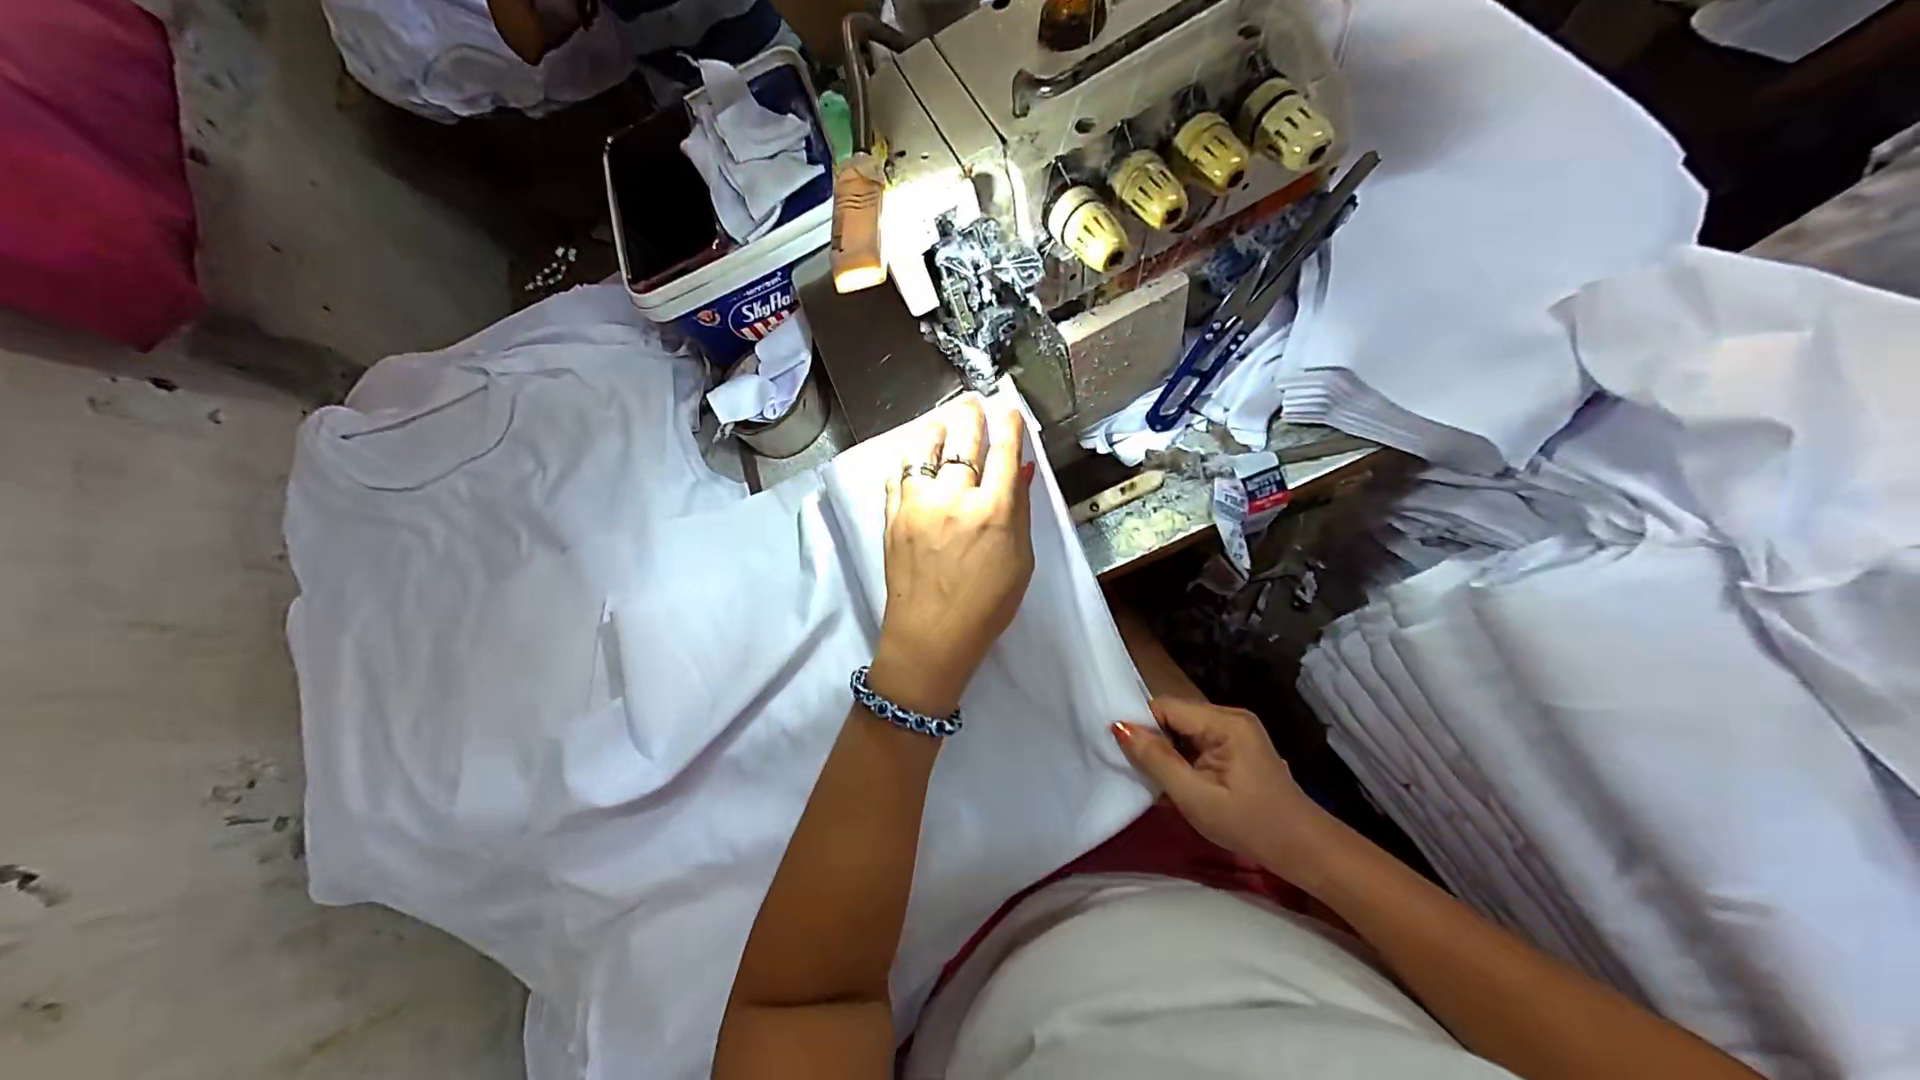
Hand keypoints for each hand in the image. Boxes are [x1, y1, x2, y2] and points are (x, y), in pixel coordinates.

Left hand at [870, 397, 1035, 717]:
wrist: (931, 637)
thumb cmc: (987, 606)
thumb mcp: (1019, 560)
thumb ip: (1019, 510)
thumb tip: (1020, 470)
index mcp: (994, 511)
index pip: (1003, 451)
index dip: (1009, 424)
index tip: (1009, 410)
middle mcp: (954, 498)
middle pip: (963, 441)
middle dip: (971, 416)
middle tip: (974, 404)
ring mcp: (917, 505)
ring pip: (923, 449)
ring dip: (936, 429)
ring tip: (942, 422)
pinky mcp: (892, 516)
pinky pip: (897, 475)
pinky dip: (908, 460)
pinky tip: (914, 456)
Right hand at [1111, 698, 1330, 867]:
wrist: (1304, 850)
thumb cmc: (1248, 825)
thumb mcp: (1194, 796)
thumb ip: (1155, 759)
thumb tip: (1119, 727)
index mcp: (1224, 722)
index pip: (1165, 707)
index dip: (1142, 727)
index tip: (1126, 755)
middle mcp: (1231, 716)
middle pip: (1175, 716)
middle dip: (1155, 741)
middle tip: (1143, 774)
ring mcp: (1238, 730)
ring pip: (1185, 730)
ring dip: (1169, 753)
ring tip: (1161, 782)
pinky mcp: (1240, 745)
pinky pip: (1199, 740)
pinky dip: (1185, 759)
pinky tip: (1183, 783)